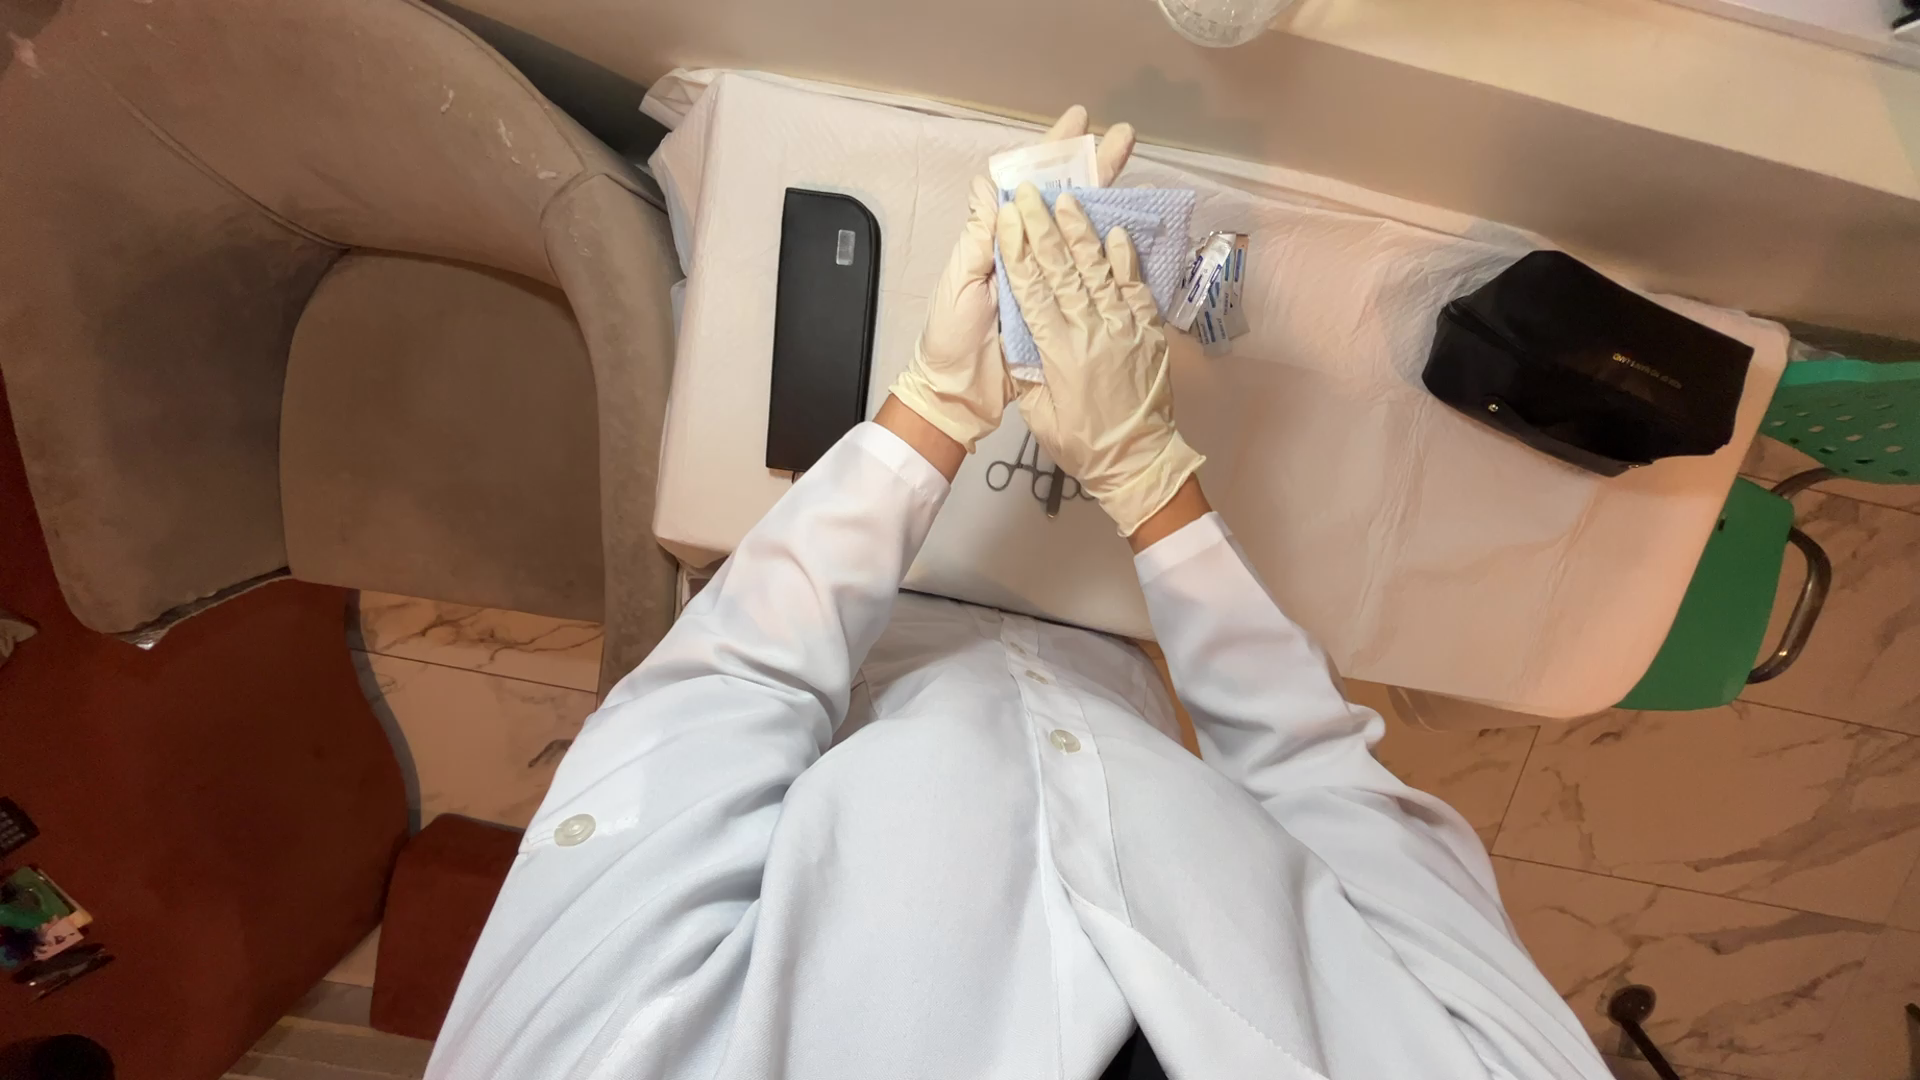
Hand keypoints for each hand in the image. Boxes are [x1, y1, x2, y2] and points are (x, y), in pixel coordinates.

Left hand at [885, 107, 1135, 453]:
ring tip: (1133, 170)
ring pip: (1079, 233)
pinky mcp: (1062, 311)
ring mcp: (1047, 283)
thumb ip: (979, 236)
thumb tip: (986, 181)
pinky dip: (1109, 253)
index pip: (1026, 189)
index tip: (1078, 123)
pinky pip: (1088, 277)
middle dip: (1092, 168)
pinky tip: (1132, 230)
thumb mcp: (962, 282)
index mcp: (998, 244)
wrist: (961, 393)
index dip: (1052, 155)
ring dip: (1106, 200)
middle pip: (1062, 204)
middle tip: (1123, 137)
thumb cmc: (952, 338)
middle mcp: (1026, 257)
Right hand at [998, 185, 1204, 535]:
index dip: (1017, 251)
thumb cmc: (1084, 447)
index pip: (1032, 291)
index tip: (1006, 217)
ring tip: (1069, 198)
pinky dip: (1125, 259)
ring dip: (1081, 231)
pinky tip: (1115, 233)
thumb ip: (1030, 375)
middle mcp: (1092, 332)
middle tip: (1031, 192)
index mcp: (1059, 354)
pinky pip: (1135, 288)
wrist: (1139, 462)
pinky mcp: (1149, 332)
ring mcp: (1125, 328)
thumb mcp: (1041, 418)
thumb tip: (1022, 340)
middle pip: (1063, 270)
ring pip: (1098, 270)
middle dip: (1043, 227)